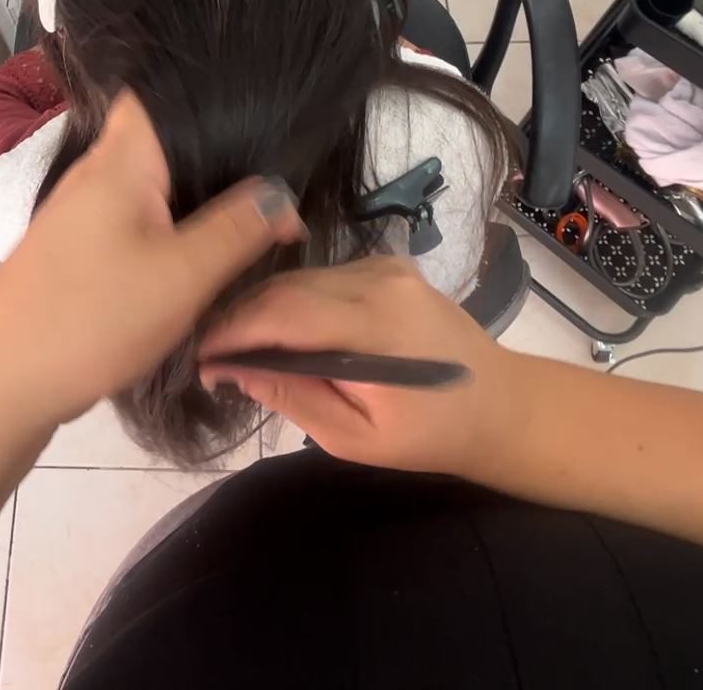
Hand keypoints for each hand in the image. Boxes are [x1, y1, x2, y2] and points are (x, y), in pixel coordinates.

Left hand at [0, 92, 304, 430]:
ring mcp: (82, 212)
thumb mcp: (183, 275)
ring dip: (195, 200)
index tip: (262, 118)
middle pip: (165, 142)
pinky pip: (135, 221)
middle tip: (274, 178)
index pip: (161, 92)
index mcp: (121, 158)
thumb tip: (282, 197)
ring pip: (152, 186)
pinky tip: (198, 254)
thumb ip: (238, 229)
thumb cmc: (92, 317)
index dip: (210, 96)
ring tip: (249, 214)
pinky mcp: (77, 249)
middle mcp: (97, 173)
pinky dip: (169, 230)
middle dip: (218, 157)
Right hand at [199, 256, 519, 477]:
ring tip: (240, 344)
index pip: (285, 312)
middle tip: (213, 354)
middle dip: (240, 318)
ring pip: (298, 278)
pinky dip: (293, 299)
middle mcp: (379, 281)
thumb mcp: (355, 437)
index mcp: (378, 328)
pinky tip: (283, 328)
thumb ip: (293, 396)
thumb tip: (232, 369)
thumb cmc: (429, 435)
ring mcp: (385, 266)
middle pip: (285, 289)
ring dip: (263, 308)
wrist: (501, 404)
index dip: (234, 329)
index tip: (201, 355)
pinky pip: (321, 276)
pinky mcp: (386, 264)